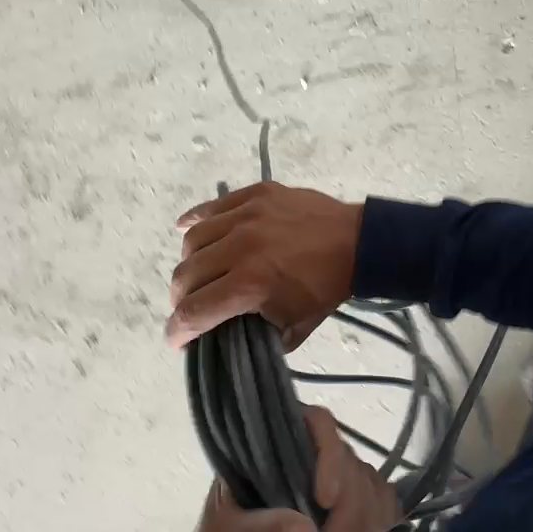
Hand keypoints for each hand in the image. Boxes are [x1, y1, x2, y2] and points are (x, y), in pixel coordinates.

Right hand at [167, 182, 360, 349]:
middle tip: (191, 306)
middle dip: (181, 299)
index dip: (177, 331)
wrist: (356, 242)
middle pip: (186, 275)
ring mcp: (247, 215)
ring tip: (199, 272)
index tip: (176, 339)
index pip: (192, 311)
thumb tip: (223, 340)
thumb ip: (253, 337)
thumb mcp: (291, 328)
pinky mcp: (256, 193)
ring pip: (194, 240)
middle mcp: (240, 246)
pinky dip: (194, 220)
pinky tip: (186, 230)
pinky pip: (213, 206)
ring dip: (190, 262)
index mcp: (248, 284)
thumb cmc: (325, 288)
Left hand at [195, 406, 401, 531]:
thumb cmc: (226, 523)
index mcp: (279, 441)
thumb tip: (305, 527)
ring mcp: (338, 474)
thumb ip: (259, 524)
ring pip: (370, 481)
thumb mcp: (228, 523)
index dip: (329, 454)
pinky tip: (371, 531)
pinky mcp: (355, 498)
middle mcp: (313, 451)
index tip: (325, 499)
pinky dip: (383, 516)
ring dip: (366, 515)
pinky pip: (384, 497)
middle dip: (348, 506)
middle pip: (349, 460)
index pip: (318, 422)